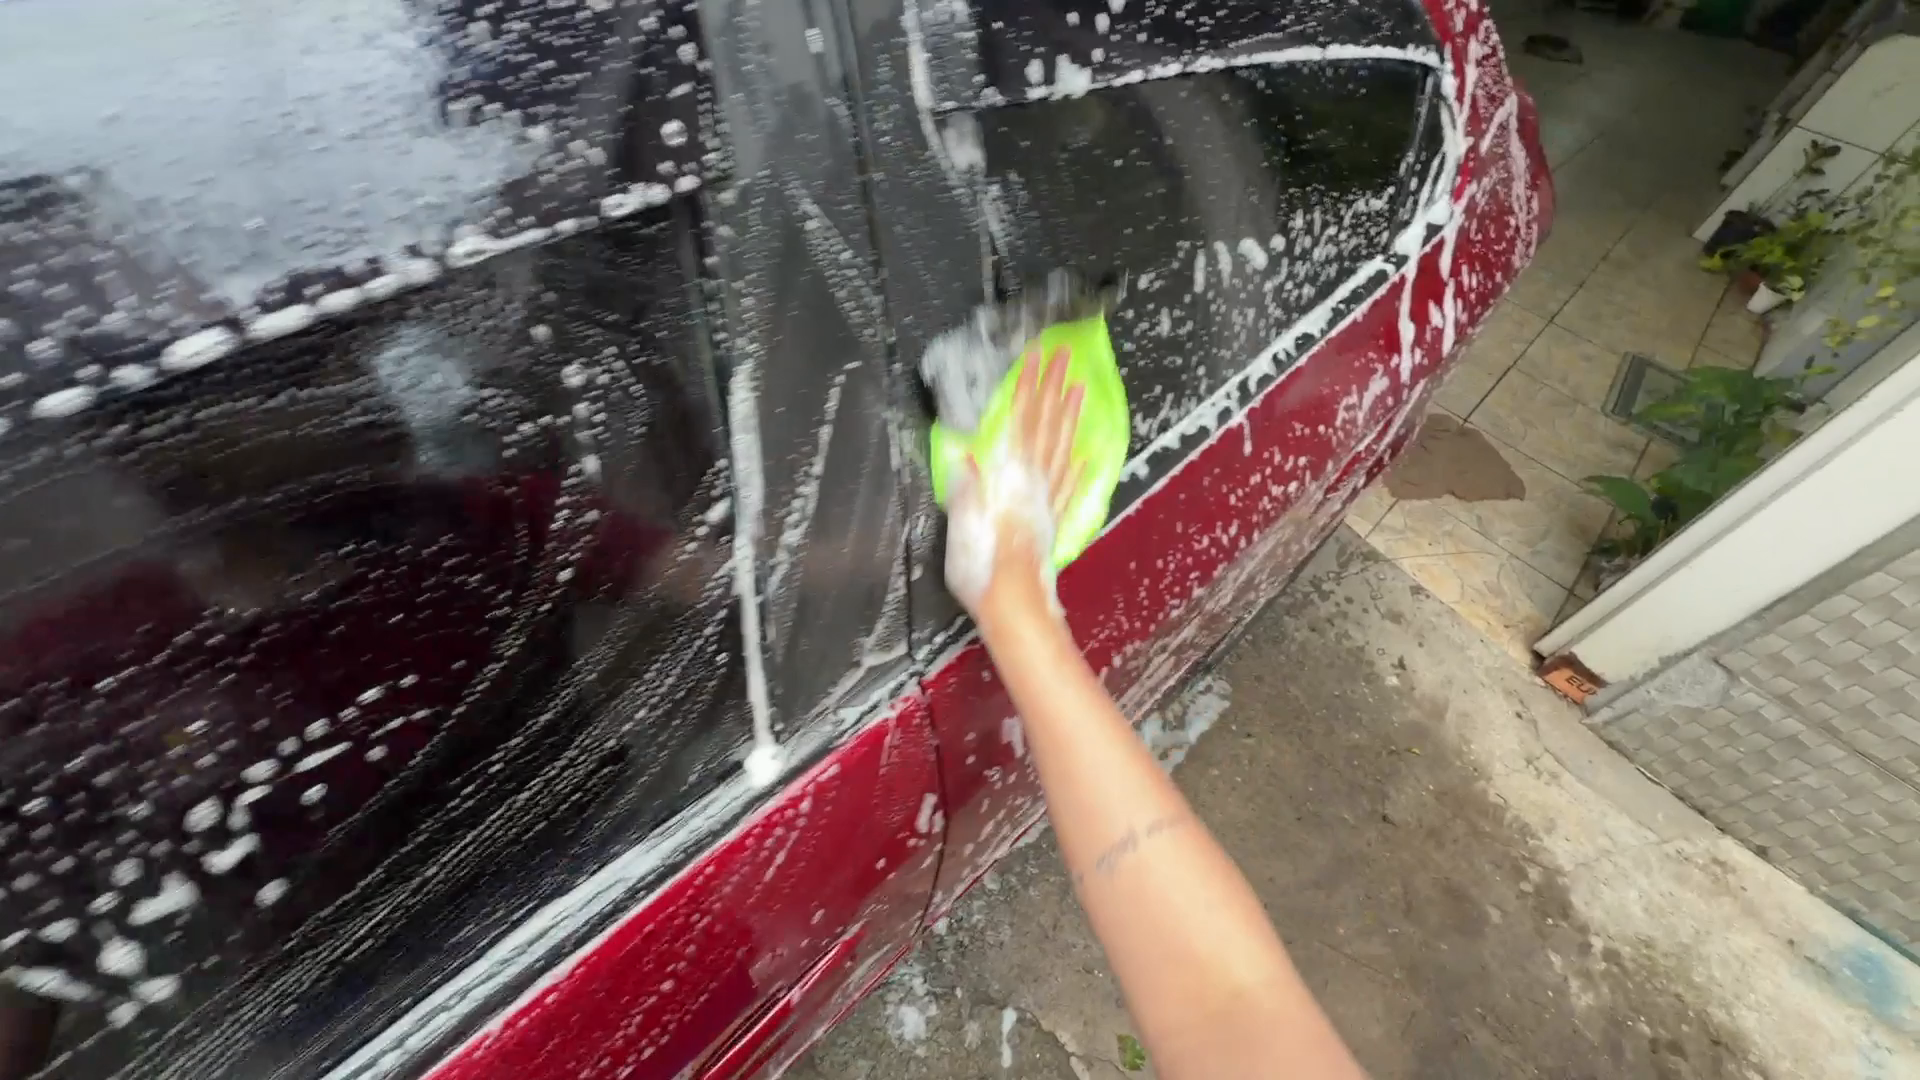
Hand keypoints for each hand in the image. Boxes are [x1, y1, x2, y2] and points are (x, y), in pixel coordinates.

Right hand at [944, 345, 1084, 627]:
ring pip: (1062, 450)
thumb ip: (968, 487)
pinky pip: (1069, 487)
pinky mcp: (1053, 521)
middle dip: (1052, 388)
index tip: (1035, 357)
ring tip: (1079, 389)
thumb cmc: (982, 567)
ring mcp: (1047, 501)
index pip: (1020, 422)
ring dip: (1069, 417)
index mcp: (1010, 478)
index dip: (1027, 388)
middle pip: (1046, 427)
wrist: (1014, 605)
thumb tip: (965, 451)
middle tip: (1063, 355)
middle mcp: (1033, 483)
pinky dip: (1078, 467)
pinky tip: (1086, 454)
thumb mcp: (963, 525)